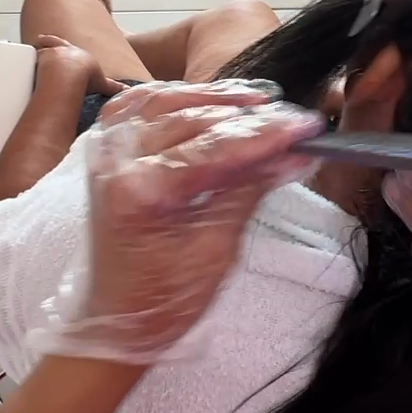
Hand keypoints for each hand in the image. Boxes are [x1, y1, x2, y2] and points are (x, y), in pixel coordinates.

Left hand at [31, 34, 124, 95]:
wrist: (70, 72)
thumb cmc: (85, 75)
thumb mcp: (100, 81)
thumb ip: (112, 87)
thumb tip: (127, 92)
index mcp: (72, 50)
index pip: (62, 43)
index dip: (56, 42)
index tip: (46, 38)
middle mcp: (56, 49)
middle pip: (48, 43)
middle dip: (44, 44)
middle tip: (38, 42)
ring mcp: (44, 55)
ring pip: (36, 51)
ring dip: (33, 53)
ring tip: (27, 57)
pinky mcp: (35, 63)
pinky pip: (26, 62)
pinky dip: (23, 65)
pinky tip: (18, 68)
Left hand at [31, 80, 323, 362]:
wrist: (117, 317)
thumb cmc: (166, 296)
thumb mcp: (217, 249)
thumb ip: (250, 190)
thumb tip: (294, 154)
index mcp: (140, 190)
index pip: (214, 147)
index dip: (266, 134)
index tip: (308, 127)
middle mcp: (115, 159)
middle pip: (193, 119)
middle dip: (248, 116)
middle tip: (294, 118)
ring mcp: (104, 148)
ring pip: (167, 100)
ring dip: (215, 97)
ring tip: (260, 101)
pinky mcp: (103, 147)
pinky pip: (140, 103)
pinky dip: (176, 95)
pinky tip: (208, 98)